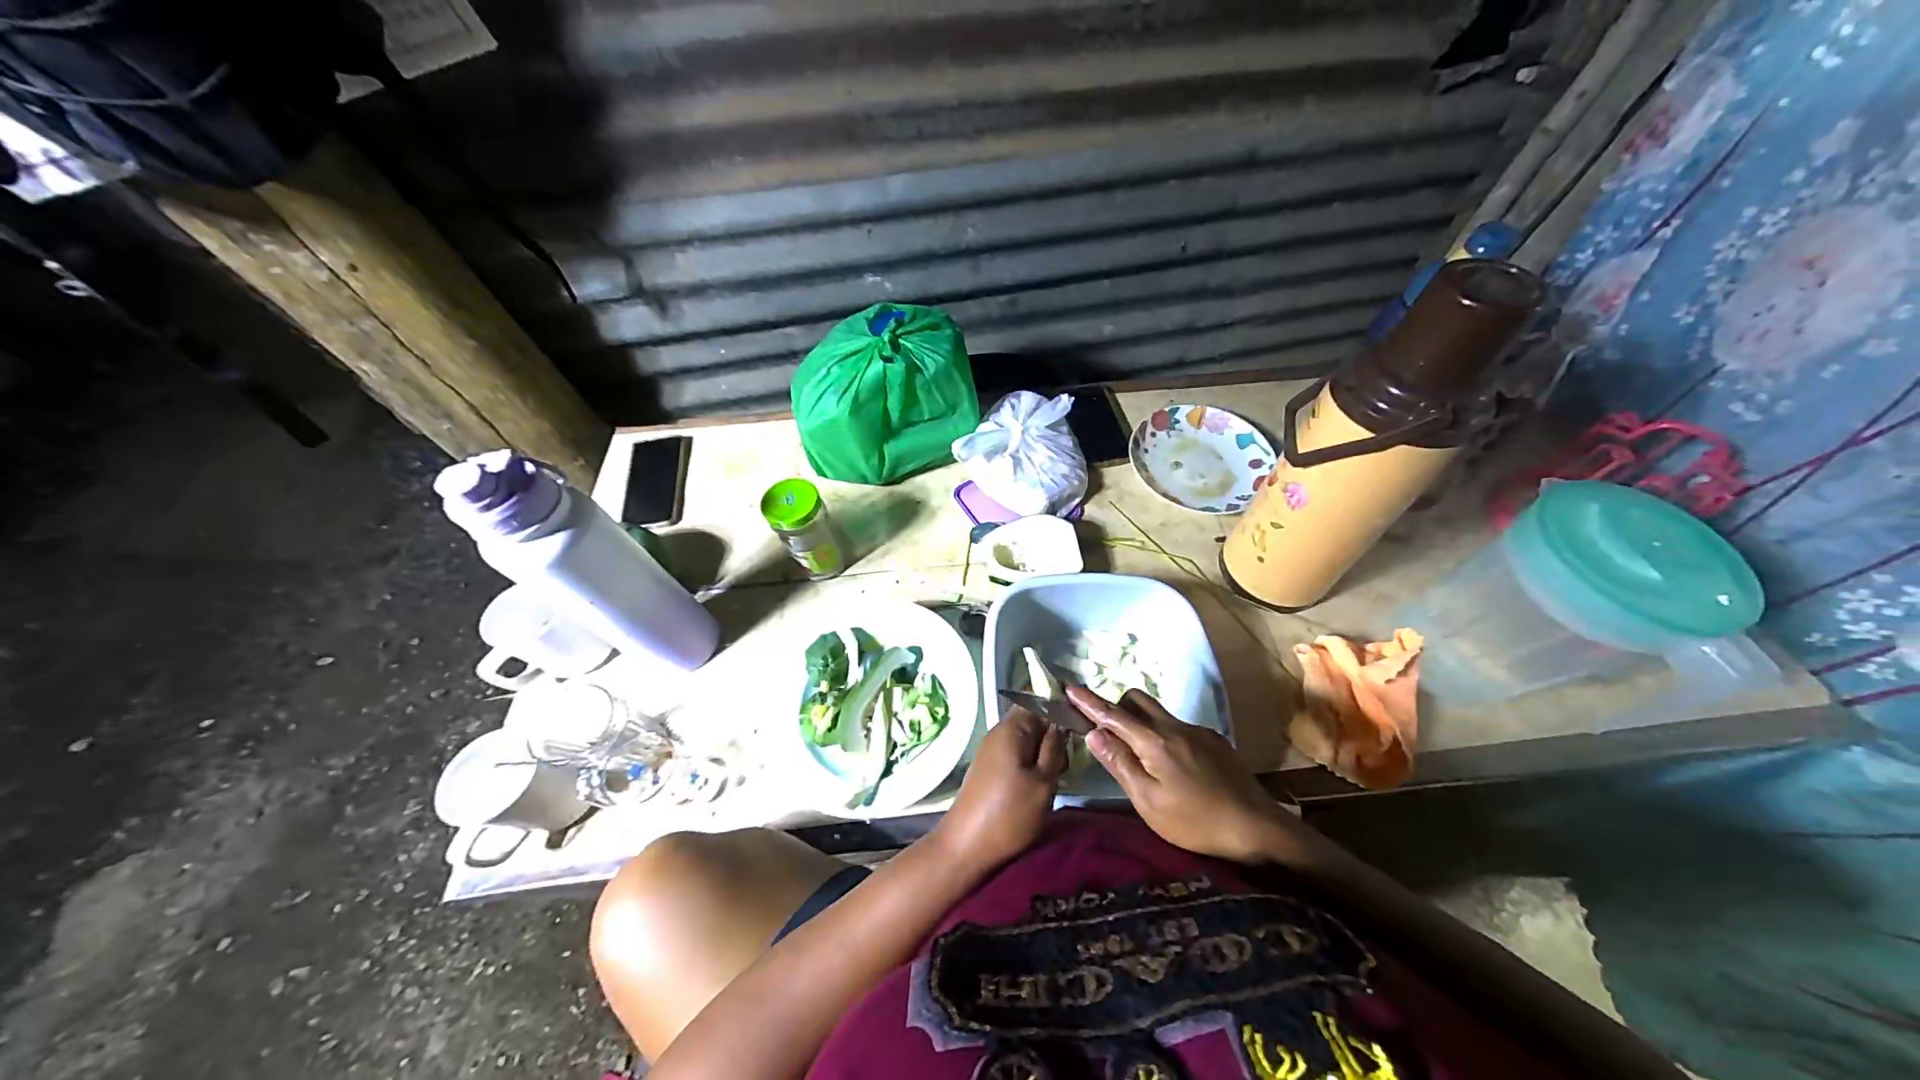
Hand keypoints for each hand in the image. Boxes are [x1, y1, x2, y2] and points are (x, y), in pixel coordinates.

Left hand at [932, 707, 1067, 871]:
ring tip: (1057, 776)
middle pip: (1035, 718)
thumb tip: (1062, 720)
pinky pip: (1018, 754)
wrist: (966, 846)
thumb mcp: (1043, 781)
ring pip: (1029, 739)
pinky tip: (1041, 785)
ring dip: (1045, 752)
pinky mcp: (991, 768)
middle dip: (1055, 733)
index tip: (1081, 723)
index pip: (1038, 698)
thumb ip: (1055, 747)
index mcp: (1011, 728)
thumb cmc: (1009, 813)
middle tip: (1069, 759)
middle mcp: (999, 732)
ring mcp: (993, 750)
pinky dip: (1033, 764)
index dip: (1061, 706)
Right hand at [1072, 687, 1293, 863]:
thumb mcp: (1148, 801)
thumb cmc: (1195, 822)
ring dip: (1141, 722)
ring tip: (1141, 756)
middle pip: (1137, 700)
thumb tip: (1094, 733)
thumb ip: (1120, 763)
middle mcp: (1175, 727)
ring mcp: (1199, 732)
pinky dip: (1164, 736)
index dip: (1089, 702)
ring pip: (1159, 713)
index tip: (1070, 688)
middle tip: (1108, 731)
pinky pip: (1179, 728)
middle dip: (1117, 706)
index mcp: (1155, 742)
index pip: (1113, 714)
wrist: (1257, 829)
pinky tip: (1175, 769)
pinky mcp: (1216, 742)